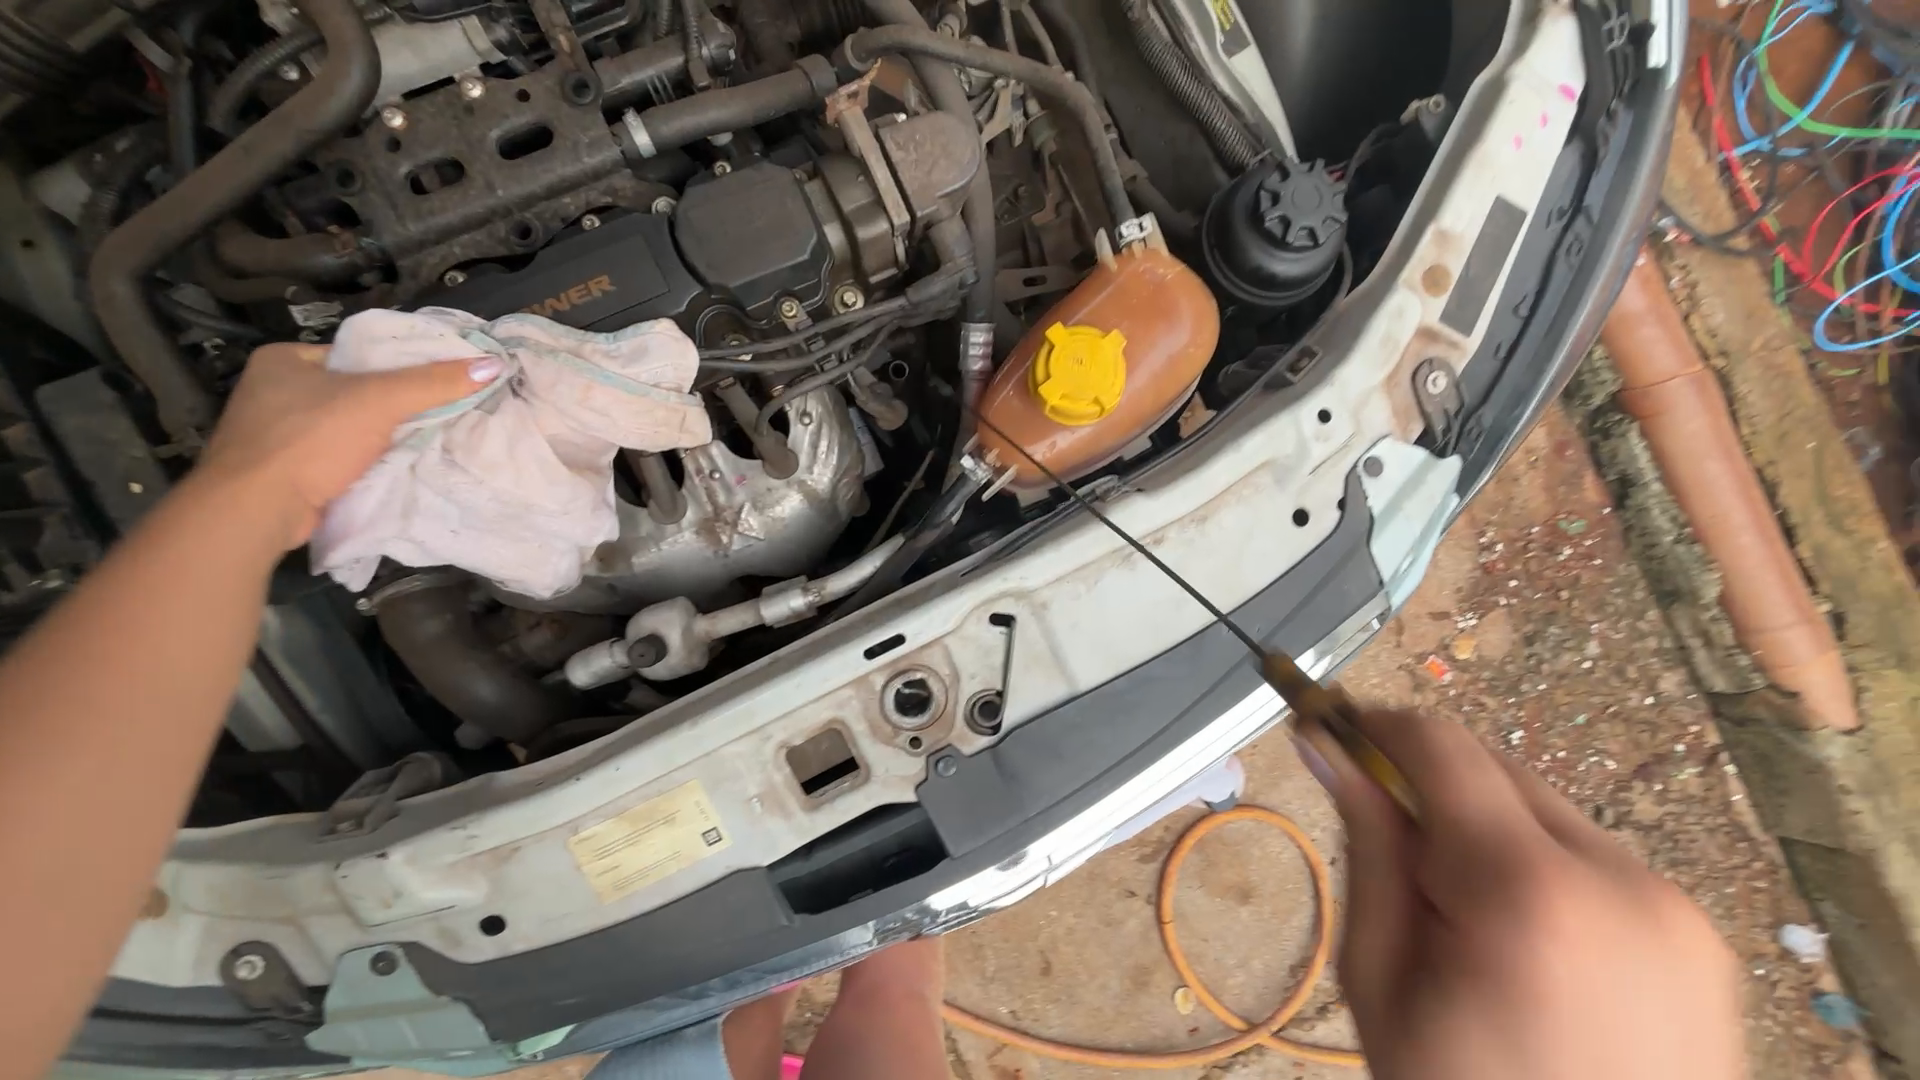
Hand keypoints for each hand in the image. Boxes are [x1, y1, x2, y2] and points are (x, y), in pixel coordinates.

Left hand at [192, 342, 502, 549]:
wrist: (257, 507)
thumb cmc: (309, 440)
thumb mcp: (380, 401)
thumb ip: (434, 383)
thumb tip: (493, 365)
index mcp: (284, 359)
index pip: (358, 355)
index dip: (401, 366)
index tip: (440, 381)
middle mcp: (275, 390)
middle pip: (358, 390)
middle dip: (397, 404)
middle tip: (444, 409)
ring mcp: (278, 431)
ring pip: (351, 424)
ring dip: (385, 434)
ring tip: (431, 436)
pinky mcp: (288, 467)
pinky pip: (342, 453)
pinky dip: (369, 457)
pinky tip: (397, 463)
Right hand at [1296, 708, 1743, 1079]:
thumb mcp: (1381, 977)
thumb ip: (1368, 849)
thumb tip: (1326, 748)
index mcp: (1528, 891)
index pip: (1442, 746)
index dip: (1378, 726)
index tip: (1334, 731)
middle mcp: (1620, 878)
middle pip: (1493, 766)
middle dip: (1427, 782)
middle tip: (1389, 848)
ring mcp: (1673, 905)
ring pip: (1540, 805)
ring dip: (1481, 824)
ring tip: (1457, 908)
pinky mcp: (1699, 931)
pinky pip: (1589, 852)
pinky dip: (1533, 861)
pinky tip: (1519, 933)